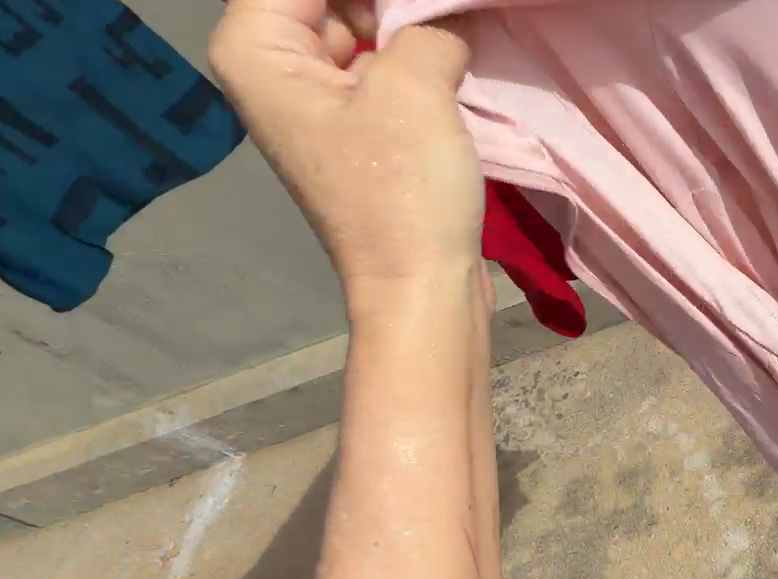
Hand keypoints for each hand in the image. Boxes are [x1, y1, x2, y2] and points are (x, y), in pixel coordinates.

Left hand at [210, 0, 482, 293]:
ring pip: (363, 44)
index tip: (426, 10)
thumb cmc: (406, 192)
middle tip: (446, 24)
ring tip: (456, 51)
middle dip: (392, 10)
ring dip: (412, 44)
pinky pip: (384, 87)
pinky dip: (419, 79)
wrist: (424, 289)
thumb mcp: (417, 92)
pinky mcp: (362, 144)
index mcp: (257, 50)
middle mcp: (275, 74)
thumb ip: (429, 34)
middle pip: (328, 4)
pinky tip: (455, 84)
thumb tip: (447, 26)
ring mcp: (319, 113)